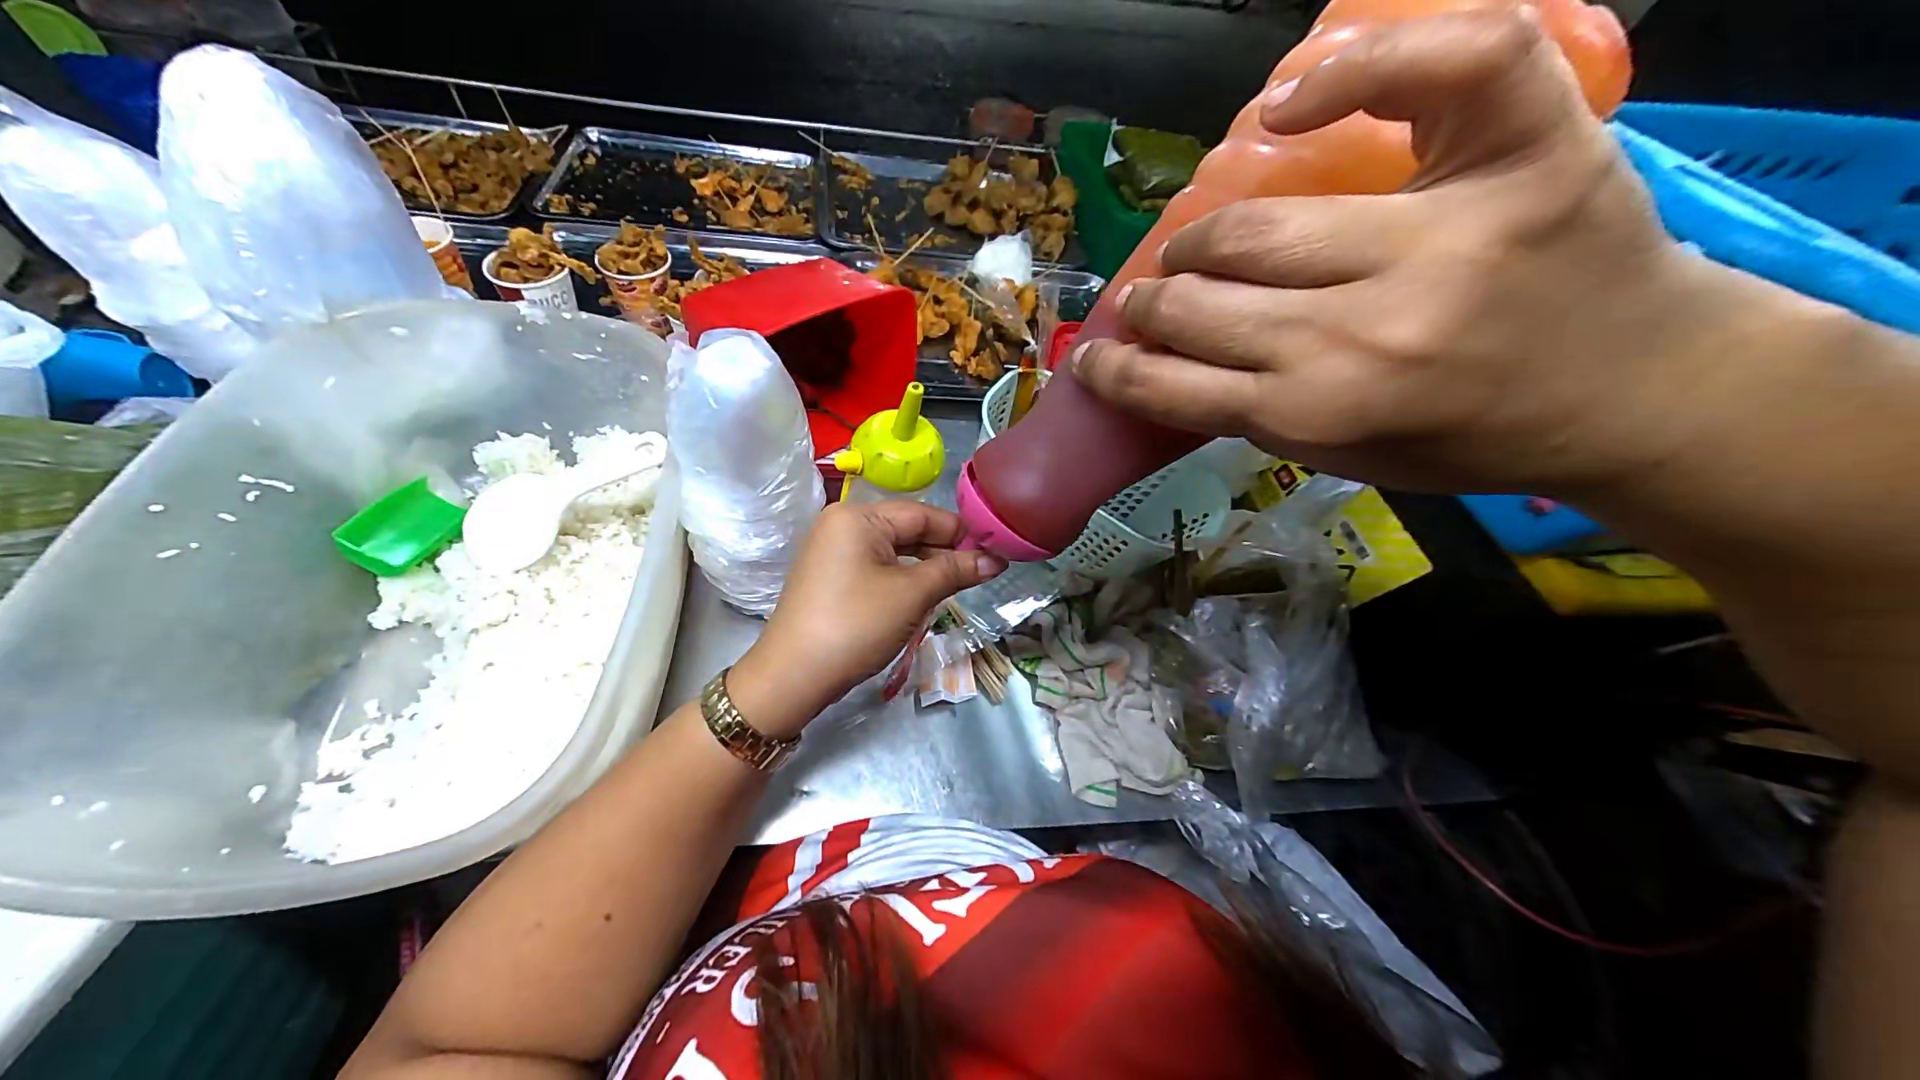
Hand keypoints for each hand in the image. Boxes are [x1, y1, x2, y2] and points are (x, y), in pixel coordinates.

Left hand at [726, 501, 1005, 738]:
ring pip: (893, 551)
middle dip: (944, 551)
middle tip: (981, 573)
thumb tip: (996, 560)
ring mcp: (832, 551)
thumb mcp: (912, 595)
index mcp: (858, 517)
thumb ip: (955, 571)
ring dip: (926, 567)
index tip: (995, 552)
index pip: (922, 513)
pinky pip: (876, 567)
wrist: (794, 676)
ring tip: (957, 587)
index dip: (961, 533)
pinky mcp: (830, 577)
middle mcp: (841, 524)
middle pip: (907, 529)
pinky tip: (923, 596)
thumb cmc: (856, 625)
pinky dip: (903, 578)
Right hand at [1073, 10, 1791, 499]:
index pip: (1177, 385)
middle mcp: (1368, 329)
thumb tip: (1173, 371)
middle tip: (1150, 303)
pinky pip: (1441, 67)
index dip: (1116, 371)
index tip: (1092, 358)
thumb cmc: (1474, 439)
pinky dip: (1358, 63)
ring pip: (1259, 220)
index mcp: (1325, 412)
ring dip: (1199, 238)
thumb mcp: (1349, 462)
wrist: (1639, 392)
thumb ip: (1259, 419)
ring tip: (1195, 247)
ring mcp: (1448, 233)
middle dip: (1153, 305)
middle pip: (1202, 299)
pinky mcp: (1528, 152)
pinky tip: (1289, 99)